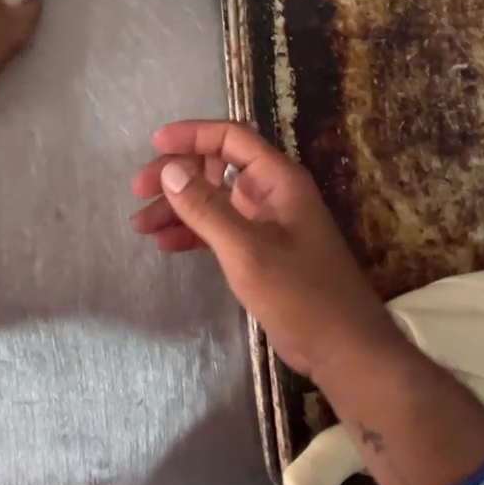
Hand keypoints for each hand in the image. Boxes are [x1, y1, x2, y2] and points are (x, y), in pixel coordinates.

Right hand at [130, 120, 397, 379]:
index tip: (155, 144)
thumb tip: (170, 170)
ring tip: (141, 225)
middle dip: (176, 175)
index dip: (192, 134)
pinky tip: (165, 244)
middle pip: (216, 166)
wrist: (344, 350)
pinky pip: (218, 227)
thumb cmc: (301, 294)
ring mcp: (266, 221)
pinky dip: (192, 232)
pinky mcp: (260, 248)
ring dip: (178, 208)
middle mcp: (271, 191)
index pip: (230, 137)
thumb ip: (206, 208)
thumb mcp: (246, 250)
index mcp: (277, 178)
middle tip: (138, 191)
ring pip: (213, 199)